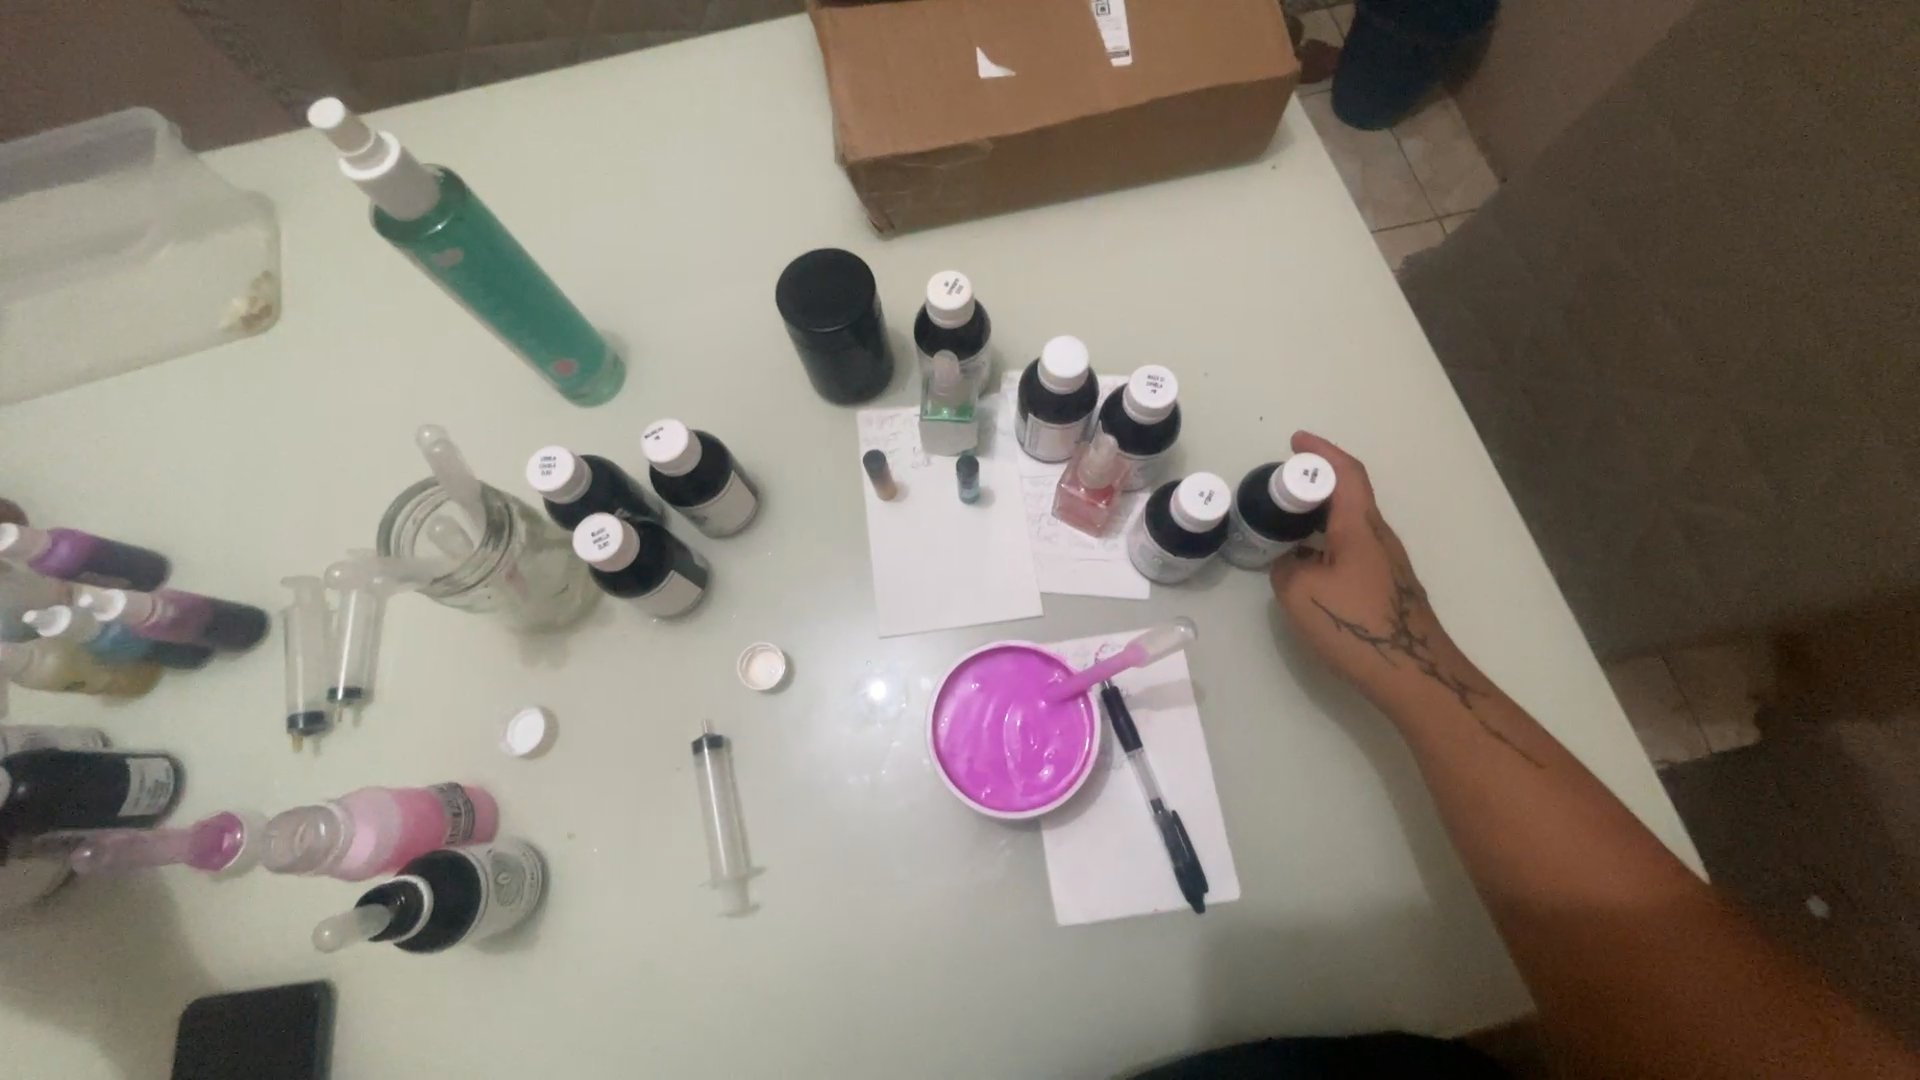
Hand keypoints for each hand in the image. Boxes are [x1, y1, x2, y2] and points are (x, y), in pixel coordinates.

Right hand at [1269, 432, 1485, 714]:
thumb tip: (1291, 561)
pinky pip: (1350, 550)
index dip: (1321, 452)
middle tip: (1279, 488)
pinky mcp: (1386, 588)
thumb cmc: (1355, 623)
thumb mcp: (1298, 592)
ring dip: (1319, 516)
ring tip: (1285, 524)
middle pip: (1349, 496)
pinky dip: (1325, 543)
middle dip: (1315, 484)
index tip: (1296, 442)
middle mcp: (1378, 538)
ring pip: (1349, 525)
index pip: (1345, 474)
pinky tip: (1306, 566)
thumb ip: (1286, 567)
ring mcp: (1386, 564)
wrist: (1413, 673)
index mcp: (1360, 527)